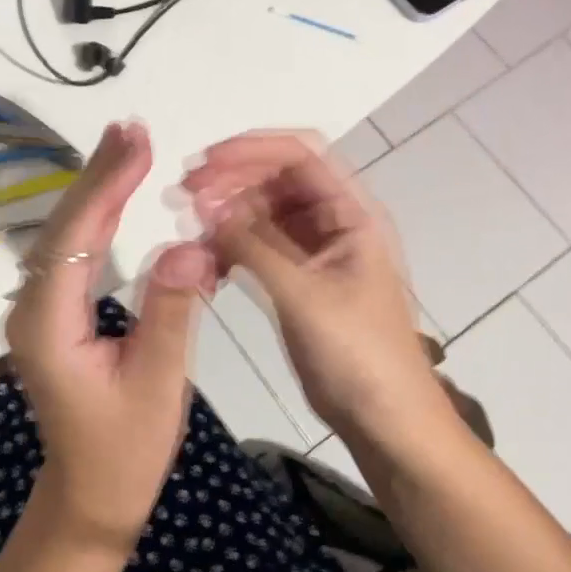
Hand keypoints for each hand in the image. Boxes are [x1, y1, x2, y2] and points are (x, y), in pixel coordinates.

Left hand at [5, 121, 216, 545]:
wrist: (89, 495)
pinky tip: (113, 194)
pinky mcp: (49, 313)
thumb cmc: (125, 451)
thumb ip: (170, 310)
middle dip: (99, 175)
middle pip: (63, 227)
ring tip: (128, 145)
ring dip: (96, 189)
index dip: (105, 185)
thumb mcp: (157, 384)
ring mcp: (36, 309)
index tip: (135, 140)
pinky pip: (69, 254)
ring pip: (63, 236)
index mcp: (47, 323)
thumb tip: (190, 241)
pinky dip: (93, 218)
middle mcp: (30, 307)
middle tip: (133, 127)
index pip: (75, 237)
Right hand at [183, 130, 445, 443]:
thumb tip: (203, 204)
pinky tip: (206, 256)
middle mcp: (333, 222)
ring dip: (225, 210)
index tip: (203, 164)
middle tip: (183, 194)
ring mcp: (313, 251)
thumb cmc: (358, 353)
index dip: (252, 149)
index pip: (301, 154)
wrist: (387, 422)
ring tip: (187, 223)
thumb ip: (252, 243)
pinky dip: (230, 242)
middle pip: (276, 177)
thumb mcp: (303, 293)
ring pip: (262, 210)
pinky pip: (257, 243)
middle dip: (230, 178)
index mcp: (352, 213)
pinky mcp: (296, 278)